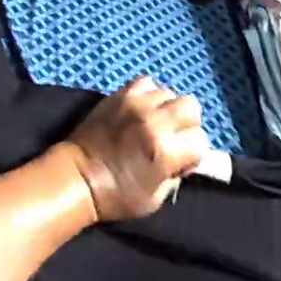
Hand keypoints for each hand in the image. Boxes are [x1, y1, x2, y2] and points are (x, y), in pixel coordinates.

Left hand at [61, 77, 209, 221]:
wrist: (78, 176)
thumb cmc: (118, 195)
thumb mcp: (157, 198)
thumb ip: (177, 173)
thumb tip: (187, 157)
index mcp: (165, 150)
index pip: (201, 140)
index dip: (195, 152)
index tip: (182, 160)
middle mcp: (154, 120)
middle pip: (191, 106)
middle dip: (188, 123)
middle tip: (174, 136)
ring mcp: (136, 102)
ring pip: (169, 92)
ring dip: (167, 108)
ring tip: (155, 121)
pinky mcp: (120, 93)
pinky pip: (146, 82)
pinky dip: (149, 94)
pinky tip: (142, 108)